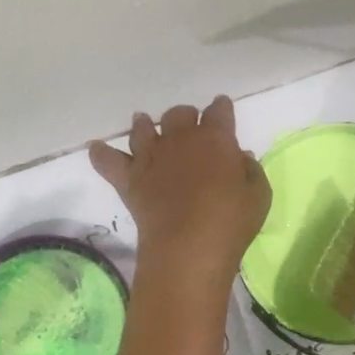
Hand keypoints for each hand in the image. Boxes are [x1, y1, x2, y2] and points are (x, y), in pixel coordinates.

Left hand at [88, 96, 270, 282]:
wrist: (188, 246)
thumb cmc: (231, 221)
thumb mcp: (259, 195)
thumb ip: (251, 171)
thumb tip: (241, 157)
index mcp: (216, 139)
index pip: (219, 112)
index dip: (221, 108)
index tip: (222, 108)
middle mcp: (181, 139)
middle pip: (179, 114)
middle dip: (186, 116)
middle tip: (189, 125)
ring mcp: (151, 157)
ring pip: (142, 129)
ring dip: (145, 124)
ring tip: (143, 122)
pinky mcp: (129, 179)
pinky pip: (108, 160)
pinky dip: (101, 153)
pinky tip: (95, 148)